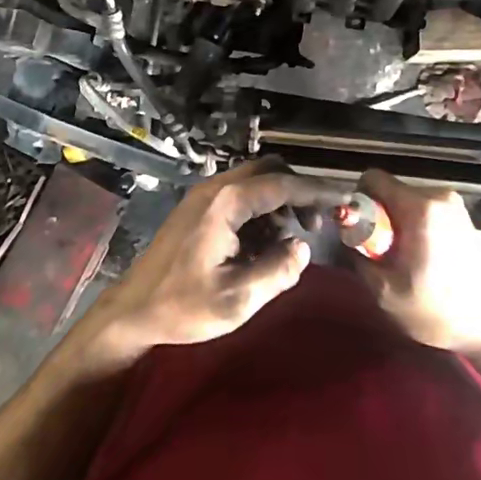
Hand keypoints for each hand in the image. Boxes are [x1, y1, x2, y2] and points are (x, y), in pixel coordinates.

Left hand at [96, 160, 346, 351]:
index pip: (282, 184)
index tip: (346, 199)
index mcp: (225, 204)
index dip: (318, 191)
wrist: (134, 308)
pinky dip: (258, 212)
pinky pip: (237, 198)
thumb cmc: (184, 305)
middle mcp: (213, 190)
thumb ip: (278, 269)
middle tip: (314, 225)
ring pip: (252, 183)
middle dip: (296, 192)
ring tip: (289, 241)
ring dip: (277, 202)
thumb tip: (302, 247)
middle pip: (267, 171)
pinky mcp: (196, 210)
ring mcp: (202, 197)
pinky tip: (263, 245)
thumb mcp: (239, 297)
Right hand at [353, 170, 480, 353]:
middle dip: (376, 216)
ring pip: (402, 200)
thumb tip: (342, 233)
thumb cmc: (435, 310)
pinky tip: (418, 256)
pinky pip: (419, 209)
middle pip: (387, 190)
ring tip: (401, 258)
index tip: (361, 232)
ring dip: (393, 223)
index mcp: (419, 207)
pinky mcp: (460, 216)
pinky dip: (411, 227)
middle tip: (380, 251)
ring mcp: (453, 204)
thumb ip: (356, 253)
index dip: (358, 203)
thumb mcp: (383, 289)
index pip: (372, 179)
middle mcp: (438, 196)